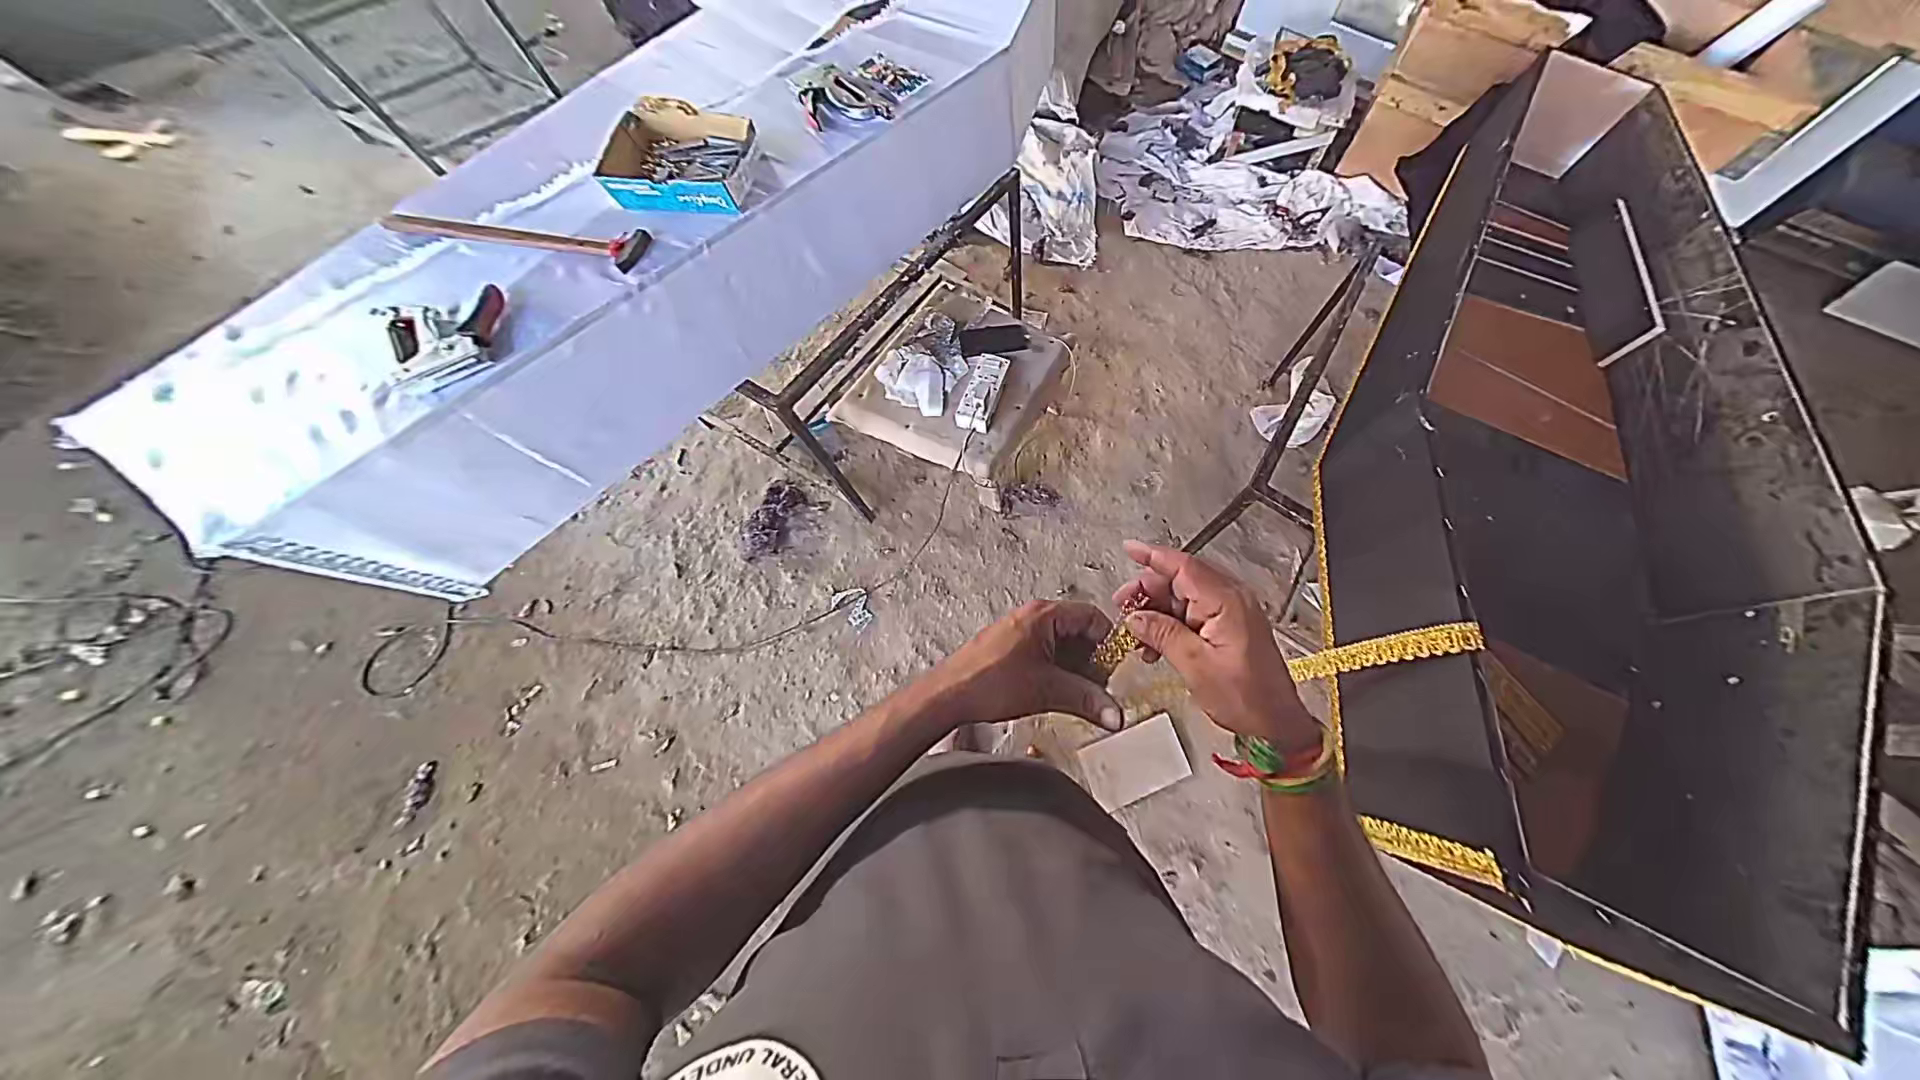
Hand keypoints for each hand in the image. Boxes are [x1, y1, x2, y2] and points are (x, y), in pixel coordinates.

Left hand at [921, 601, 1123, 731]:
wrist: (947, 696)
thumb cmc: (986, 683)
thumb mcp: (1047, 690)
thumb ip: (1086, 699)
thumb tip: (1113, 711)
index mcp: (1043, 615)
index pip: (1092, 617)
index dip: (1109, 642)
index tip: (1117, 666)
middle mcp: (1031, 618)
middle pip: (1078, 631)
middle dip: (1092, 660)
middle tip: (1099, 686)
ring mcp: (1019, 633)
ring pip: (1061, 645)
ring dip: (1074, 669)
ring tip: (1079, 694)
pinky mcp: (1010, 649)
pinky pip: (1044, 654)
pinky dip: (1057, 671)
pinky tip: (1056, 693)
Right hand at [1113, 540, 1318, 749]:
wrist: (1275, 724)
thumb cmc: (1248, 698)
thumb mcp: (1195, 665)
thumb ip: (1162, 634)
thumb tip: (1135, 617)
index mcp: (1226, 602)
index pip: (1184, 566)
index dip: (1152, 556)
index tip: (1130, 549)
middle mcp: (1230, 600)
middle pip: (1179, 580)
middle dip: (1147, 591)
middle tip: (1123, 607)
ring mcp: (1230, 613)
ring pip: (1181, 598)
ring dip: (1155, 612)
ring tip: (1137, 634)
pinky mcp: (1227, 627)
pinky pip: (1190, 614)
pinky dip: (1169, 624)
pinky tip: (1154, 645)